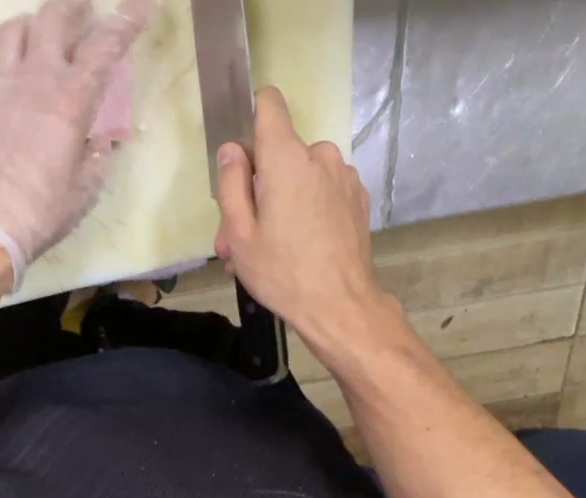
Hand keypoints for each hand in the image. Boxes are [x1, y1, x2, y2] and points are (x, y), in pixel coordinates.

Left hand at [0, 0, 152, 289]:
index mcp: (71, 99)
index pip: (105, 44)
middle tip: (84, 9)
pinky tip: (4, 81)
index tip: (141, 4)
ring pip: (12, 31)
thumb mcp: (84, 190)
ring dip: (31, 26)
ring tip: (39, 35)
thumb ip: (95, 157)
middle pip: (52, 16)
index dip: (127, 19)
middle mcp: (34, 80)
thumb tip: (98, 142)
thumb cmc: (41, 214)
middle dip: (73, 5)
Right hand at [214, 89, 401, 362]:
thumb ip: (230, 185)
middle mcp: (319, 156)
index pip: (269, 104)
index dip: (250, 118)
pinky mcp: (355, 197)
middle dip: (256, 188)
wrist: (339, 304)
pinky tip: (295, 248)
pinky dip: (303, 211)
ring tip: (265, 249)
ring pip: (299, 176)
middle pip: (278, 154)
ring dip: (278, 204)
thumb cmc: (281, 271)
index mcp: (287, 158)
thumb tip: (231, 151)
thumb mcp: (238, 234)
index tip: (239, 152)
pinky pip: (320, 191)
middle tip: (239, 238)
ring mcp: (342, 176)